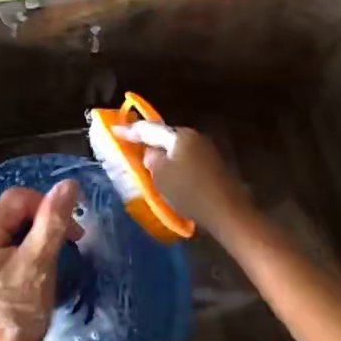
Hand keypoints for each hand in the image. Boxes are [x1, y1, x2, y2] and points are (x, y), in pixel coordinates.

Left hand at [0, 179, 80, 340]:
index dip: (46, 204)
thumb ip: (53, 221)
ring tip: (58, 259)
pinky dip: (31, 257)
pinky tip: (44, 274)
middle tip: (71, 242)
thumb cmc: (18, 315)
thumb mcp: (39, 263)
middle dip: (44, 223)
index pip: (14, 200)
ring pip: (13, 236)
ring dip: (40, 240)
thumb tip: (69, 184)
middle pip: (12, 216)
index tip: (72, 227)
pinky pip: (10, 255)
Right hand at [134, 126, 254, 236]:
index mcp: (179, 136)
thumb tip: (151, 152)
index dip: (130, 130)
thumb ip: (151, 159)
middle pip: (164, 136)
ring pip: (176, 149)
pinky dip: (174, 164)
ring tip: (147, 163)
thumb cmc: (190, 192)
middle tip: (130, 146)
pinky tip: (169, 175)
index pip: (149, 128)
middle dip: (147, 141)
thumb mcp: (161, 175)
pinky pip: (186, 159)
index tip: (114, 129)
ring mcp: (206, 150)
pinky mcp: (213, 165)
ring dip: (162, 154)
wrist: (227, 212)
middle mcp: (194, 137)